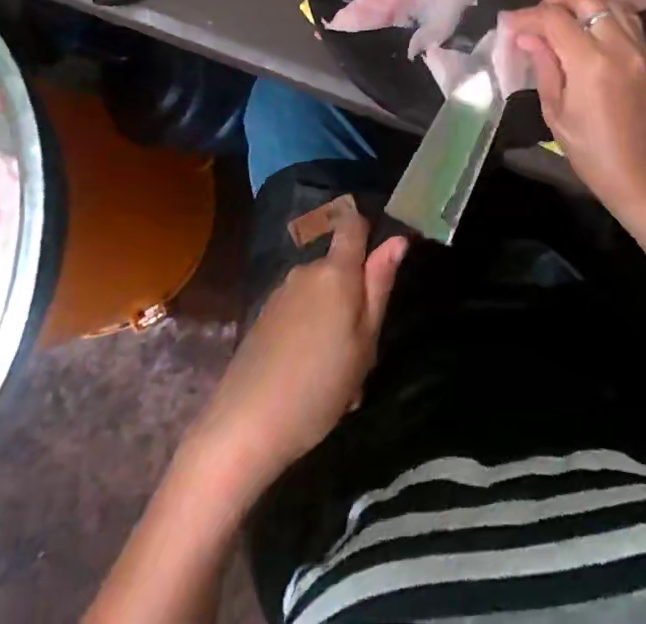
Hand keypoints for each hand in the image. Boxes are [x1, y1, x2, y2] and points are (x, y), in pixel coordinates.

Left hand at [185, 206, 407, 493]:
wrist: (249, 420)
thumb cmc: (322, 384)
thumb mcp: (365, 340)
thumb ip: (379, 286)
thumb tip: (397, 239)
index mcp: (334, 272)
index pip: (351, 226)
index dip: (368, 232)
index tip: (382, 262)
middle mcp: (303, 272)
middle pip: (338, 269)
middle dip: (354, 299)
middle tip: (363, 351)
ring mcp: (279, 293)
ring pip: (320, 296)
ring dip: (333, 323)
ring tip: (338, 375)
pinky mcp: (264, 315)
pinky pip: (300, 313)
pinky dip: (311, 335)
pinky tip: (310, 377)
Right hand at [503, 0, 645, 211]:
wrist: (640, 174)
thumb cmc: (589, 150)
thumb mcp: (555, 111)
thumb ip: (544, 67)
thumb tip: (528, 38)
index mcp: (591, 63)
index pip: (555, 20)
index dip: (528, 17)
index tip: (510, 24)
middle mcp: (619, 47)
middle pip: (587, 2)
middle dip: (556, 3)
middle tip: (533, 18)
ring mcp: (639, 50)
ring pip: (612, 5)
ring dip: (583, 4)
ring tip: (560, 18)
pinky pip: (627, 20)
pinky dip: (604, 14)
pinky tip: (587, 28)